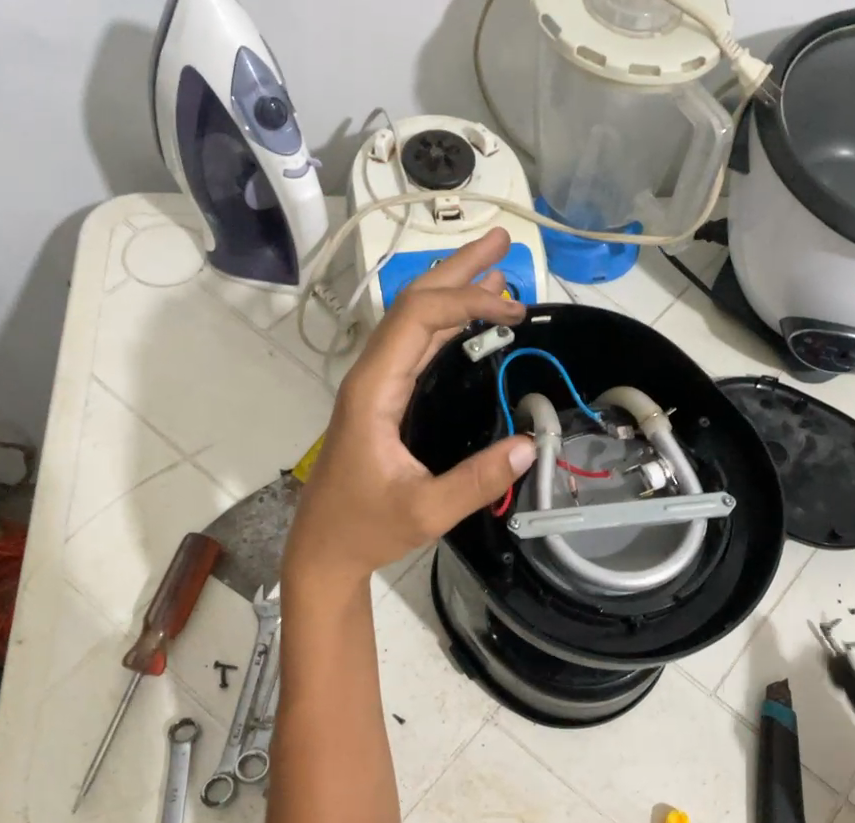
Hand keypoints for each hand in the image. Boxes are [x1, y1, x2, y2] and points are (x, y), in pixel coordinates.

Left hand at [285, 229, 535, 586]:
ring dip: (453, 292)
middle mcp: (371, 375)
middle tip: (504, 240)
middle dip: (458, 269)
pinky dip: (448, 325)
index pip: (418, 318)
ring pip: (414, 321)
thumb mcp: (426, 511)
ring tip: (497, 270)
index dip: (466, 301)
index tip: (514, 308)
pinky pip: (416, 347)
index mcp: (373, 389)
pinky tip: (471, 323)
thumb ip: (476, 481)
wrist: (325, 548)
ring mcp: (375, 385)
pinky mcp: (382, 400)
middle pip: (413, 304)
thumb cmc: (366, 529)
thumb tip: (529, 444)